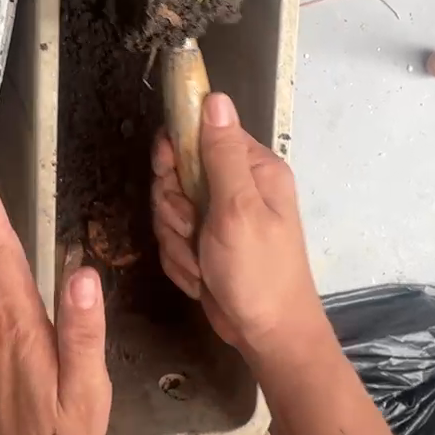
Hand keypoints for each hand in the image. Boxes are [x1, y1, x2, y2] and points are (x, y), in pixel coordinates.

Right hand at [151, 93, 329, 363]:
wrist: (266, 336)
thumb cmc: (259, 272)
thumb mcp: (239, 208)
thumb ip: (222, 153)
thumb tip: (215, 97)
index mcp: (252, 168)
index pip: (199, 131)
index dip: (176, 150)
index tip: (169, 172)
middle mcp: (235, 184)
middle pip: (175, 171)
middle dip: (174, 206)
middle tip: (192, 227)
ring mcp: (217, 214)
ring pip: (167, 206)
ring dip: (176, 237)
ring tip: (201, 260)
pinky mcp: (204, 240)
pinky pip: (170, 235)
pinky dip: (179, 258)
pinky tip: (200, 274)